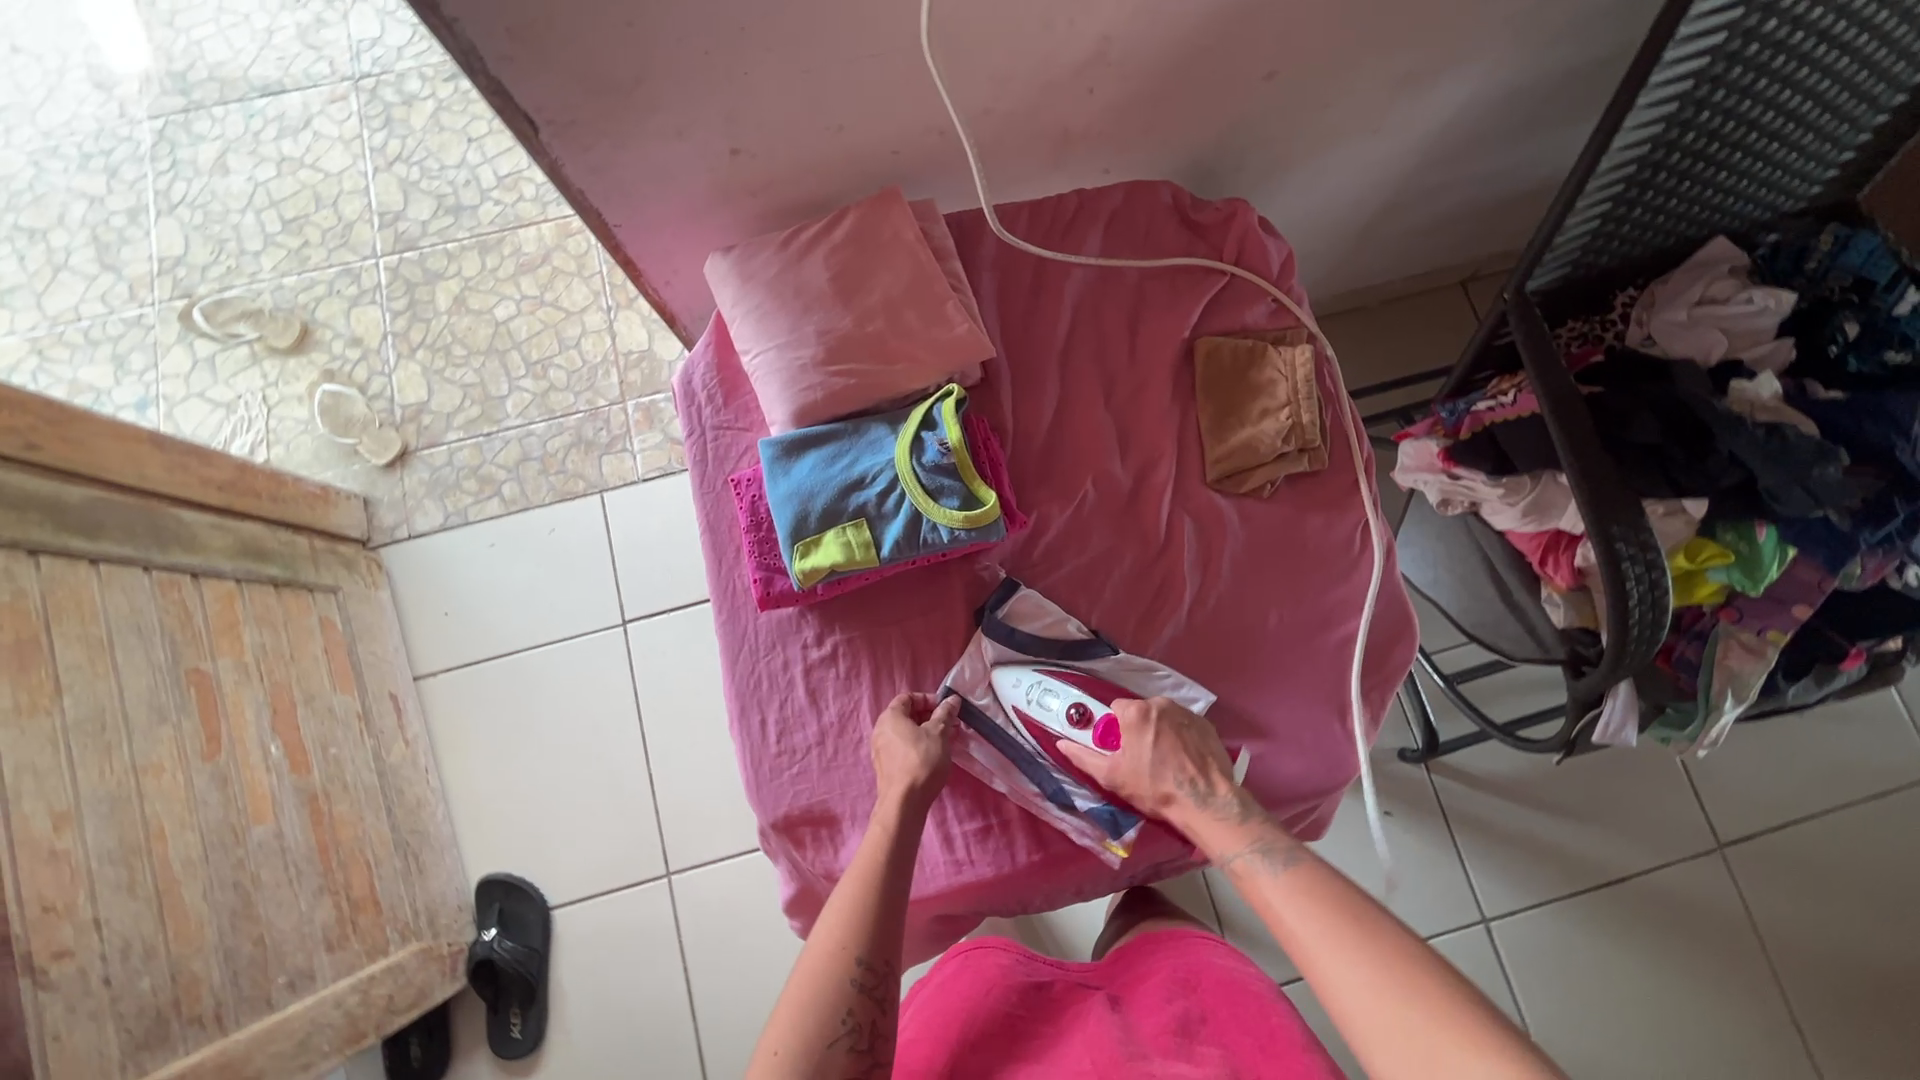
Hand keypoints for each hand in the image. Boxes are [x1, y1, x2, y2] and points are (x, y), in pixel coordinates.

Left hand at [871, 692, 959, 814]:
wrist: (904, 802)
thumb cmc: (922, 761)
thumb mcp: (939, 733)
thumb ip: (945, 714)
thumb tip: (953, 699)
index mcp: (890, 716)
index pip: (908, 697)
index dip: (928, 699)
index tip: (946, 708)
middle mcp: (881, 730)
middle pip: (907, 715)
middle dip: (930, 716)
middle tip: (950, 724)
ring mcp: (881, 749)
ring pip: (906, 733)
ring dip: (927, 732)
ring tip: (947, 740)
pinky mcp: (885, 766)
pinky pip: (903, 747)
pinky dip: (919, 746)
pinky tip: (935, 755)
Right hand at [1055, 697, 1254, 832]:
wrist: (1206, 802)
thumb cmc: (1155, 788)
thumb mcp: (1112, 776)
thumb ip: (1083, 756)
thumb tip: (1062, 743)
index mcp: (1136, 711)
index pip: (1116, 710)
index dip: (1115, 730)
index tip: (1121, 751)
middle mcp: (1162, 704)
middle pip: (1141, 712)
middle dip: (1138, 730)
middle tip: (1143, 759)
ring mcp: (1187, 712)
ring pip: (1164, 718)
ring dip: (1161, 732)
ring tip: (1167, 762)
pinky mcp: (1206, 724)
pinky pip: (1185, 725)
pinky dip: (1182, 737)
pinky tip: (1185, 760)